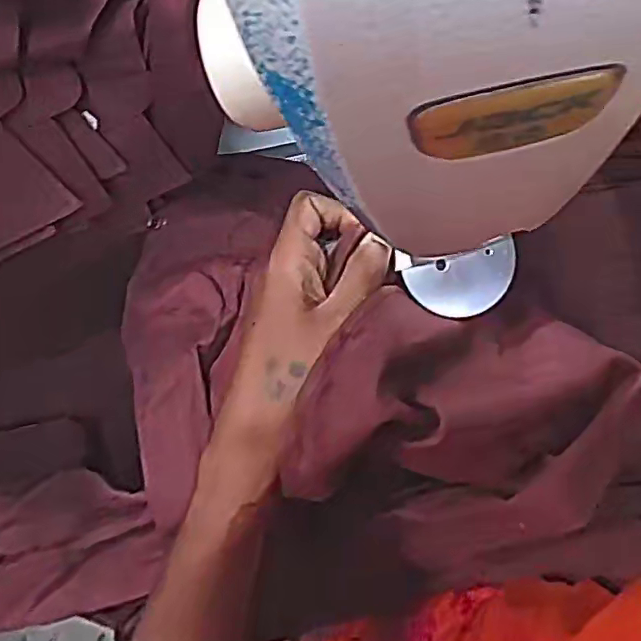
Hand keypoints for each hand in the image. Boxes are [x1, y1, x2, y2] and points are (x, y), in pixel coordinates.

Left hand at [206, 191, 391, 491]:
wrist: (258, 435)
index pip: (310, 206)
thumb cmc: (291, 377)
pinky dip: (349, 297)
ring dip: (357, 276)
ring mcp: (290, 296)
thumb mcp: (337, 320)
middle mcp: (284, 271)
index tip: (371, 245)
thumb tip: (381, 240)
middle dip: (359, 248)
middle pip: (325, 233)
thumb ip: (362, 273)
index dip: (342, 213)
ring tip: (373, 303)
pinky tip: (360, 321)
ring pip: (331, 263)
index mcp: (286, 261)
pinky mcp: (297, 319)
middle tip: (382, 279)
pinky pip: (327, 290)